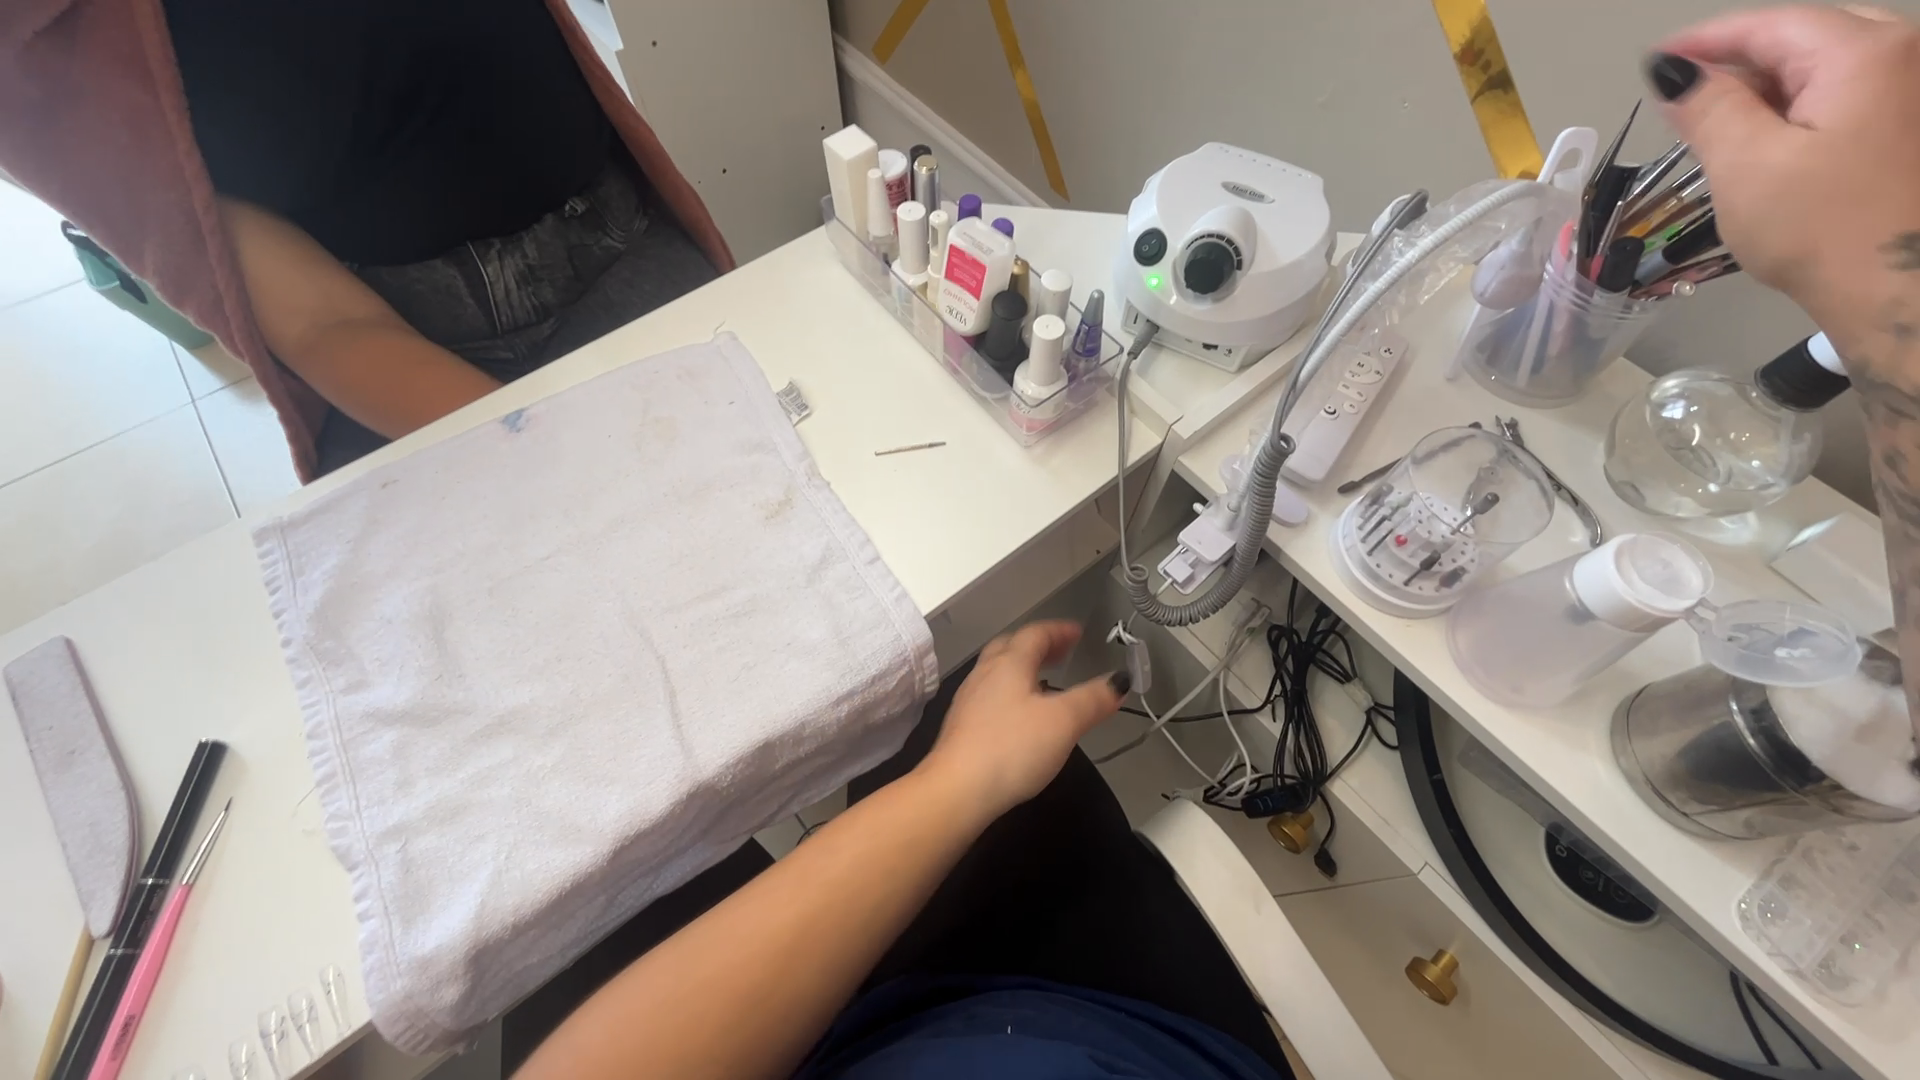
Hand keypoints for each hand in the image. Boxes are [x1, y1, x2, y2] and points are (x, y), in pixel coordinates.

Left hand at [914, 621, 1127, 820]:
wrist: (958, 789)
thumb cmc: (1012, 748)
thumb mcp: (1063, 722)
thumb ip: (1092, 699)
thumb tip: (1119, 681)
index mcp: (1009, 664)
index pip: (1035, 634)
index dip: (1059, 630)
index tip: (1077, 632)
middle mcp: (985, 675)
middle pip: (1011, 647)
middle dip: (1038, 646)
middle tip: (1062, 652)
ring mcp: (969, 700)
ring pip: (998, 672)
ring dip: (1023, 668)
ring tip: (1045, 681)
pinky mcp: (962, 727)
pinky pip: (990, 696)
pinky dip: (1011, 692)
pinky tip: (1021, 715)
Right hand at [1648, 6, 1919, 372]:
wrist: (1895, 280)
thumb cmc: (1816, 223)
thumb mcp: (1745, 164)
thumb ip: (1710, 109)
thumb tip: (1676, 73)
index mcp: (1864, 54)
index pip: (1774, 26)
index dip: (1709, 39)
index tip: (1656, 60)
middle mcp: (1903, 56)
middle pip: (1807, 37)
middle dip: (1740, 57)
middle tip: (1681, 89)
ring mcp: (1910, 92)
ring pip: (1826, 65)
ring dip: (1764, 84)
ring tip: (1712, 114)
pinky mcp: (1904, 127)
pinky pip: (1844, 92)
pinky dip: (1793, 103)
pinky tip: (1762, 132)